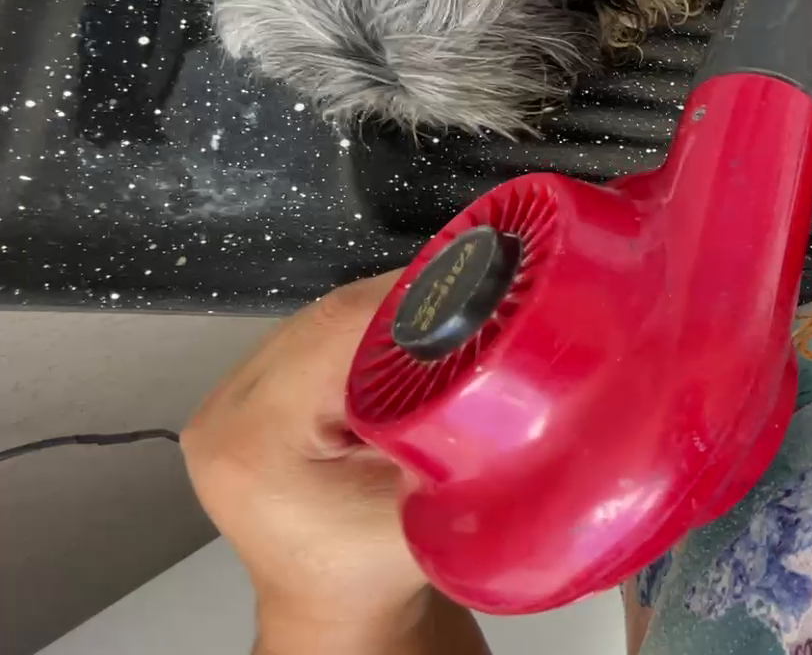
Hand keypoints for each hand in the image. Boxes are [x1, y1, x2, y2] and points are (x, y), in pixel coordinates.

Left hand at [183, 272, 481, 652]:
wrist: (335, 597)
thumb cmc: (376, 563)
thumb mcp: (429, 501)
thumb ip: (456, 428)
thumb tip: (507, 357)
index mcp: (255, 439)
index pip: (342, 327)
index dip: (420, 297)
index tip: (487, 290)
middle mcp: (227, 409)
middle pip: (334, 312)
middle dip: (418, 297)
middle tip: (487, 297)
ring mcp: (232, 397)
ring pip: (329, 314)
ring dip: (400, 308)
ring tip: (461, 314)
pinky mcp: (253, 392)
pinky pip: (323, 332)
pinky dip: (379, 325)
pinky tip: (419, 336)